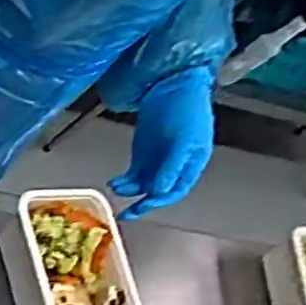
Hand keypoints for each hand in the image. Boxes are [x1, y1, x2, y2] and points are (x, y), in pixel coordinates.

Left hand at [108, 64, 214, 220]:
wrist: (171, 90)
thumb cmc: (185, 111)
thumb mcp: (183, 139)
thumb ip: (171, 166)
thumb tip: (158, 191)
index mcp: (191, 164)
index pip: (177, 191)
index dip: (160, 201)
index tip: (144, 206)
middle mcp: (174, 168)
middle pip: (158, 193)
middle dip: (142, 204)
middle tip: (125, 214)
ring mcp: (156, 163)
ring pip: (142, 187)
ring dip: (129, 191)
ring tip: (117, 186)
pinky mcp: (141, 158)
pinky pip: (132, 177)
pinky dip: (123, 183)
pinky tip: (114, 182)